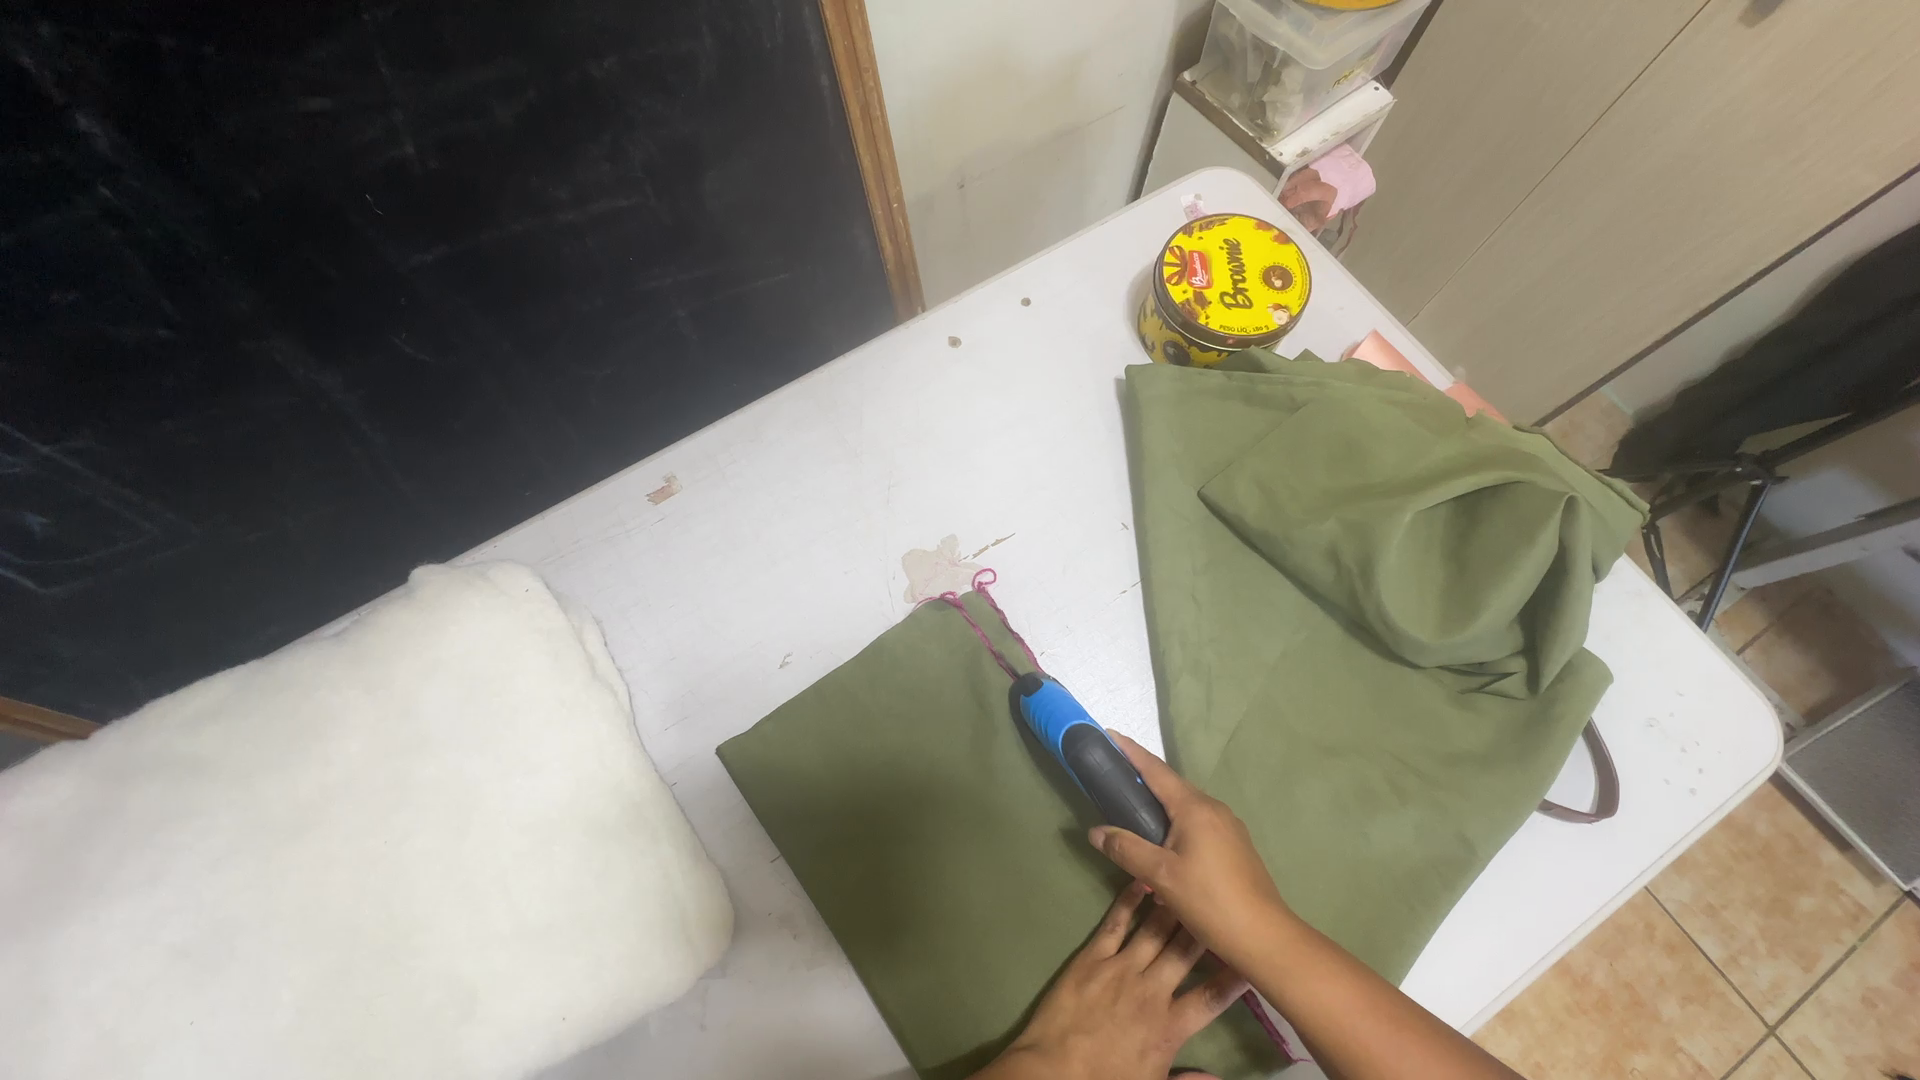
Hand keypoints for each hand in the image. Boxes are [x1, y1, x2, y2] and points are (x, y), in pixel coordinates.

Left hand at [981, 882, 1245, 1079]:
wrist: (1056, 1070)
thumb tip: (1220, 1079)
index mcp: (1169, 1026)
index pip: (1212, 997)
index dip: (1234, 976)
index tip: (1252, 957)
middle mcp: (1151, 990)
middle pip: (1185, 952)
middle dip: (1204, 925)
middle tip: (1220, 901)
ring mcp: (1121, 968)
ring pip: (1154, 930)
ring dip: (1173, 906)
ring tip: (1188, 881)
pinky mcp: (1093, 956)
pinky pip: (1115, 923)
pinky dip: (1128, 900)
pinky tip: (1141, 879)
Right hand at [1088, 734, 1295, 971]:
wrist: (1265, 938)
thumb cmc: (1210, 901)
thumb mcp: (1160, 876)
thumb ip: (1126, 849)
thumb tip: (1095, 831)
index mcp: (1194, 807)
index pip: (1156, 770)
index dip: (1131, 752)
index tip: (1110, 735)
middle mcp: (1214, 809)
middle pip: (1171, 785)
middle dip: (1143, 777)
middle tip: (1113, 777)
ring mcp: (1228, 827)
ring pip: (1185, 806)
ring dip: (1159, 803)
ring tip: (1133, 810)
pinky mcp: (1235, 846)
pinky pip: (1197, 823)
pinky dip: (1175, 822)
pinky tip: (1164, 843)